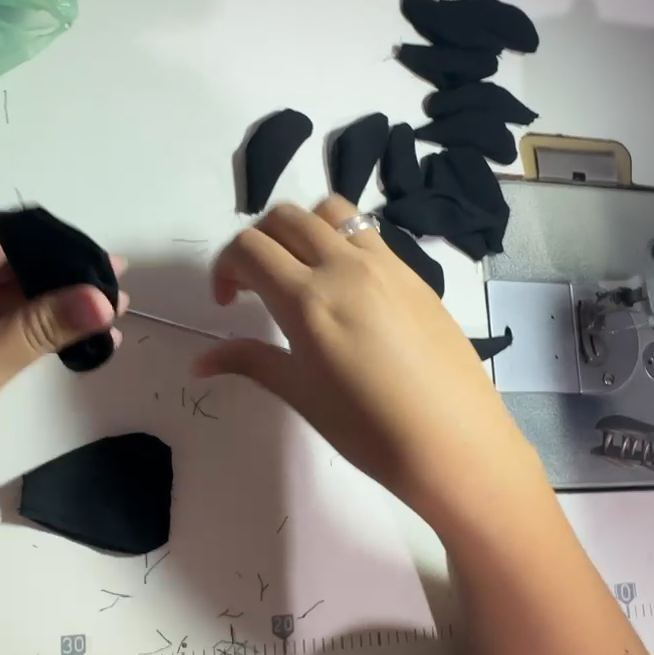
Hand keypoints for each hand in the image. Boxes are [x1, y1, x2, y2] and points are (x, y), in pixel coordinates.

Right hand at [194, 197, 522, 520]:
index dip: (225, 268)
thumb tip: (199, 362)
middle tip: (256, 286)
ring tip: (301, 271)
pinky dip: (341, 239)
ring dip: (302, 229)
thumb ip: (250, 361)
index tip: (228, 302)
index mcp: (307, 300)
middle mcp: (344, 267)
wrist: (454, 443)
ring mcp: (384, 265)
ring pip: (330, 211)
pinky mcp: (414, 273)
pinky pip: (367, 233)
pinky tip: (345, 287)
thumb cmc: (369, 430)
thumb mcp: (302, 393)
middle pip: (284, 218)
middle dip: (257, 243)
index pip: (249, 249)